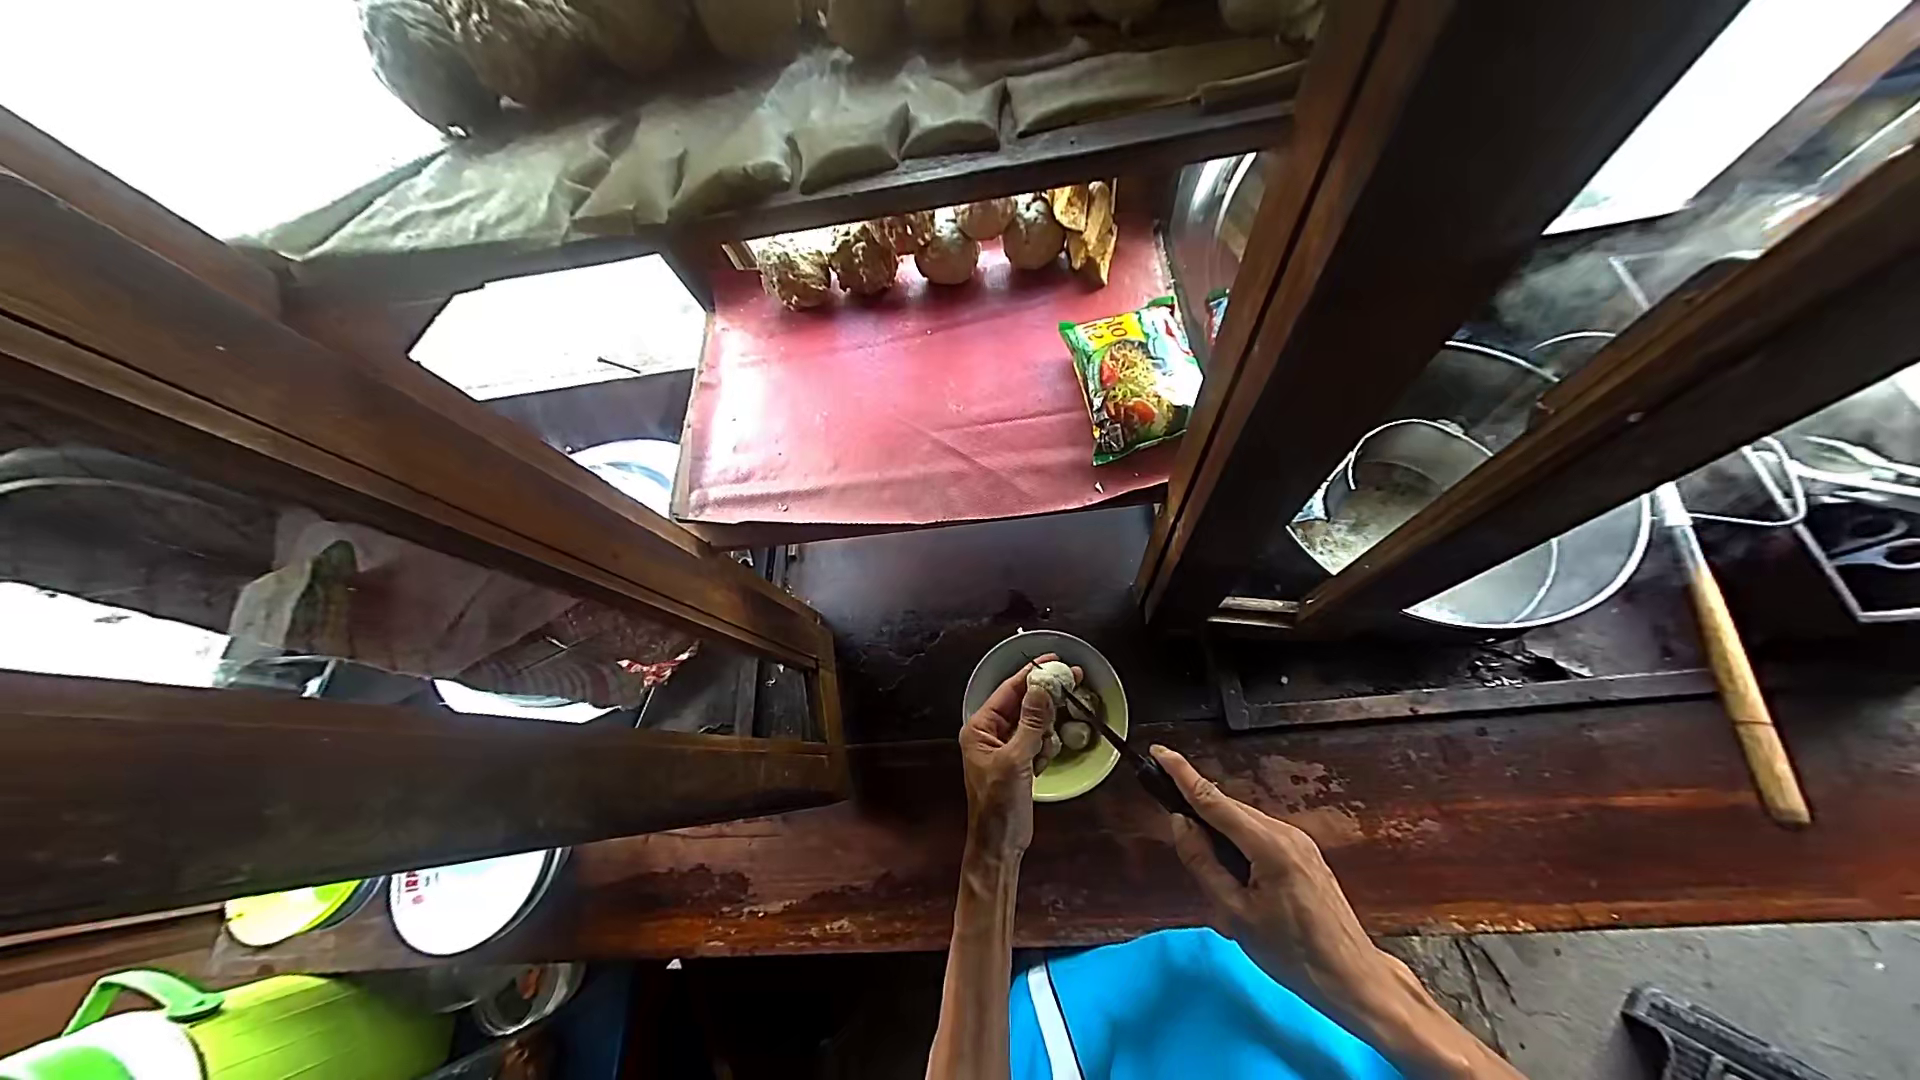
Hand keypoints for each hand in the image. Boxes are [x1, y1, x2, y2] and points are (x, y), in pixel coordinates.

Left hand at [959, 654, 1078, 861]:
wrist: (1000, 844)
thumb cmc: (999, 803)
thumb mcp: (1015, 760)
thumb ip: (1031, 723)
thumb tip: (1041, 688)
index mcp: (980, 727)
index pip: (1008, 691)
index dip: (1031, 674)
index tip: (1054, 661)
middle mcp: (990, 732)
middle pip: (1023, 703)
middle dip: (1045, 698)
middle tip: (1072, 681)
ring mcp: (1006, 746)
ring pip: (1033, 721)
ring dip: (1044, 731)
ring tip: (1043, 750)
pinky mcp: (1020, 760)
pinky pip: (1037, 740)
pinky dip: (1044, 747)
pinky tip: (1042, 764)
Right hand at [1151, 745, 1389, 1015]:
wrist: (1355, 981)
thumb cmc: (1294, 955)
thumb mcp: (1235, 914)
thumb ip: (1202, 863)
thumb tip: (1180, 823)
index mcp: (1268, 845)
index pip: (1213, 799)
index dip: (1181, 773)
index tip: (1159, 752)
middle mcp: (1286, 833)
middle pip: (1228, 808)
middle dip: (1199, 812)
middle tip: (1178, 835)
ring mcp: (1299, 841)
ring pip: (1243, 821)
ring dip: (1219, 832)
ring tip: (1213, 872)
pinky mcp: (1304, 852)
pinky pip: (1259, 833)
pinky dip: (1238, 842)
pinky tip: (1237, 874)